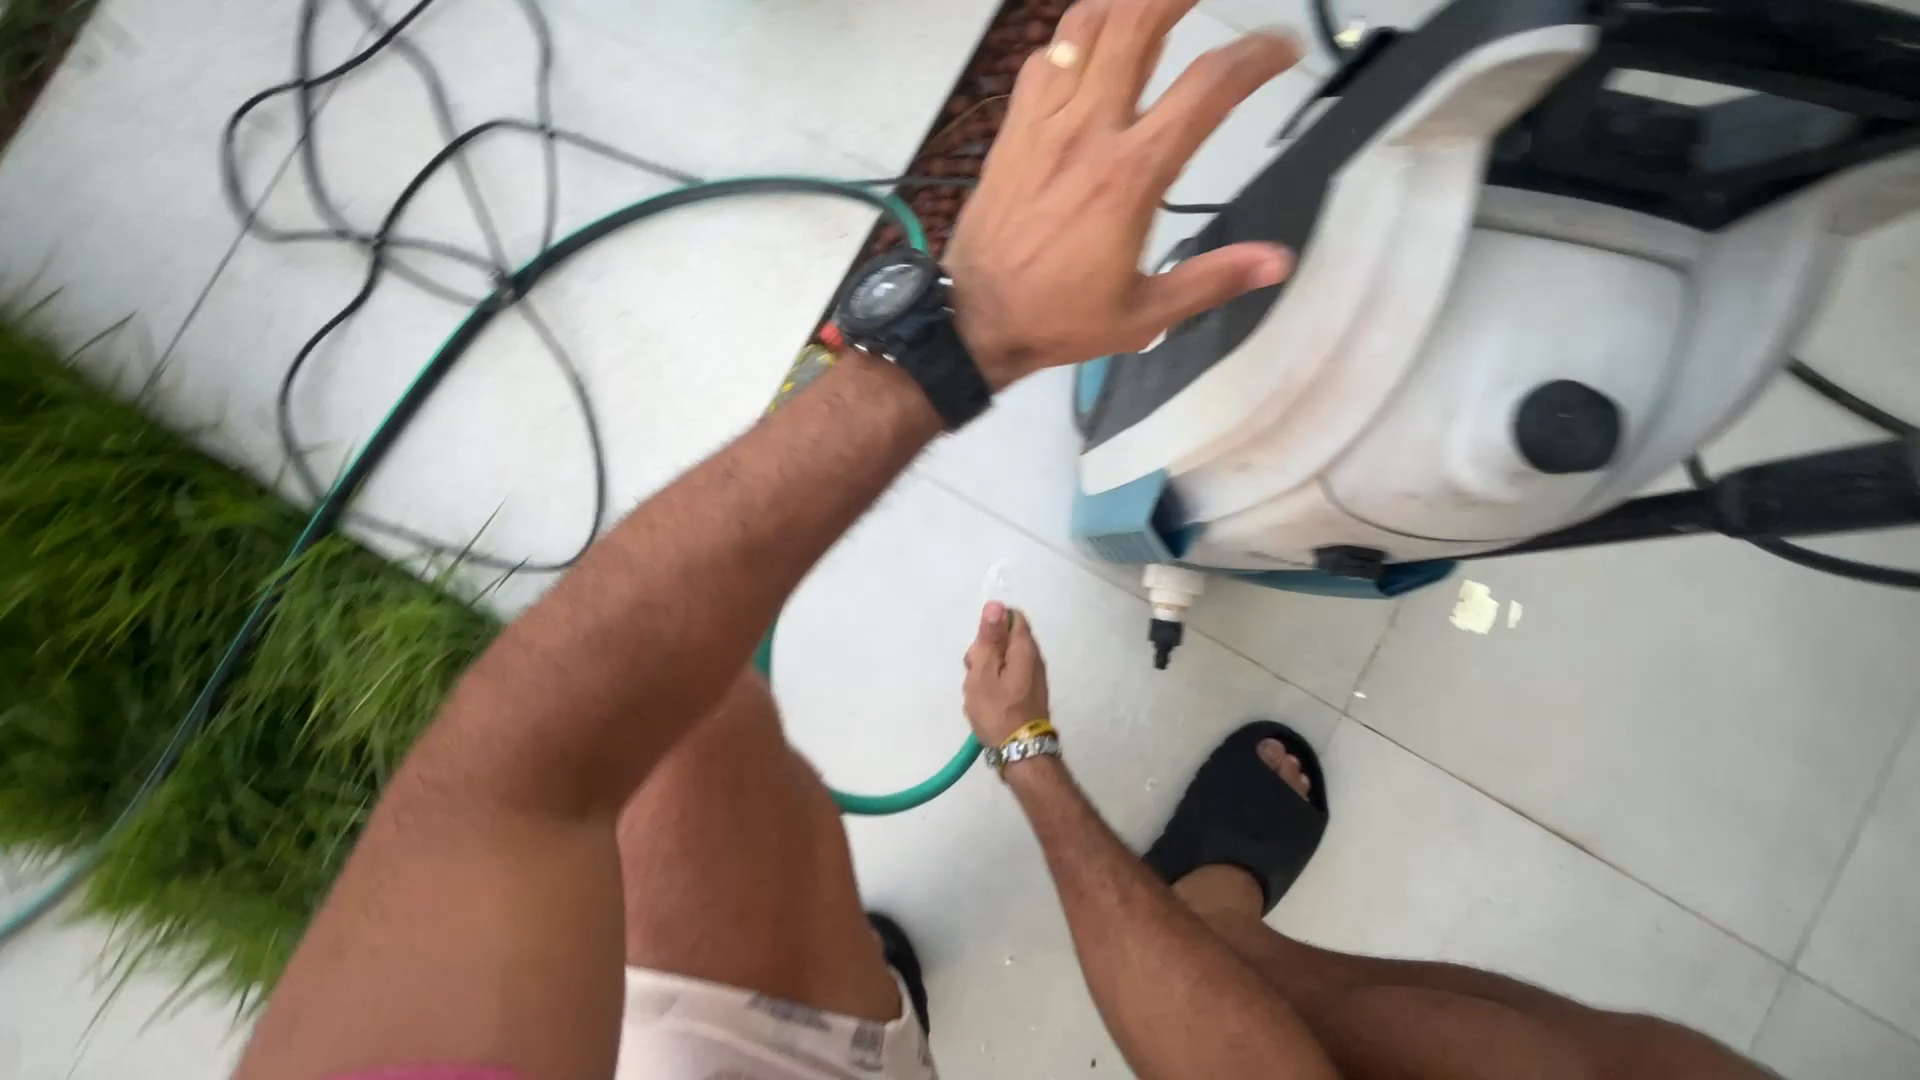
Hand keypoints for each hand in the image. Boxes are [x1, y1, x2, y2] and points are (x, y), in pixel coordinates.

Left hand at [945, 0, 1301, 387]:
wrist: (975, 322)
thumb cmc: (1060, 321)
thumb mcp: (1144, 315)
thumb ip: (1212, 280)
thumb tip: (1279, 261)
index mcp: (1130, 176)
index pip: (1208, 88)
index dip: (1257, 56)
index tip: (1282, 50)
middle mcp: (1087, 132)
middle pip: (1138, 19)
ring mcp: (1043, 126)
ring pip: (1085, 25)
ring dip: (1126, 1)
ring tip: (1154, 5)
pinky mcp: (1011, 132)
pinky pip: (1043, 62)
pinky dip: (1073, 42)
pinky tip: (1089, 54)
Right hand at [963, 601, 1051, 745]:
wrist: (1020, 753)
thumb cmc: (997, 710)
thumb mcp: (985, 671)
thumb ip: (990, 637)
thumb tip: (996, 604)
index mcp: (1025, 648)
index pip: (1010, 617)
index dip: (990, 628)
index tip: (979, 650)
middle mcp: (1034, 658)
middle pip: (1005, 639)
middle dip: (984, 652)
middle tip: (974, 675)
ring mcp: (1033, 677)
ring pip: (1004, 660)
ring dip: (986, 672)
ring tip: (978, 694)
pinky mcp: (1028, 693)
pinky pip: (1007, 677)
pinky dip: (994, 685)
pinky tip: (986, 704)